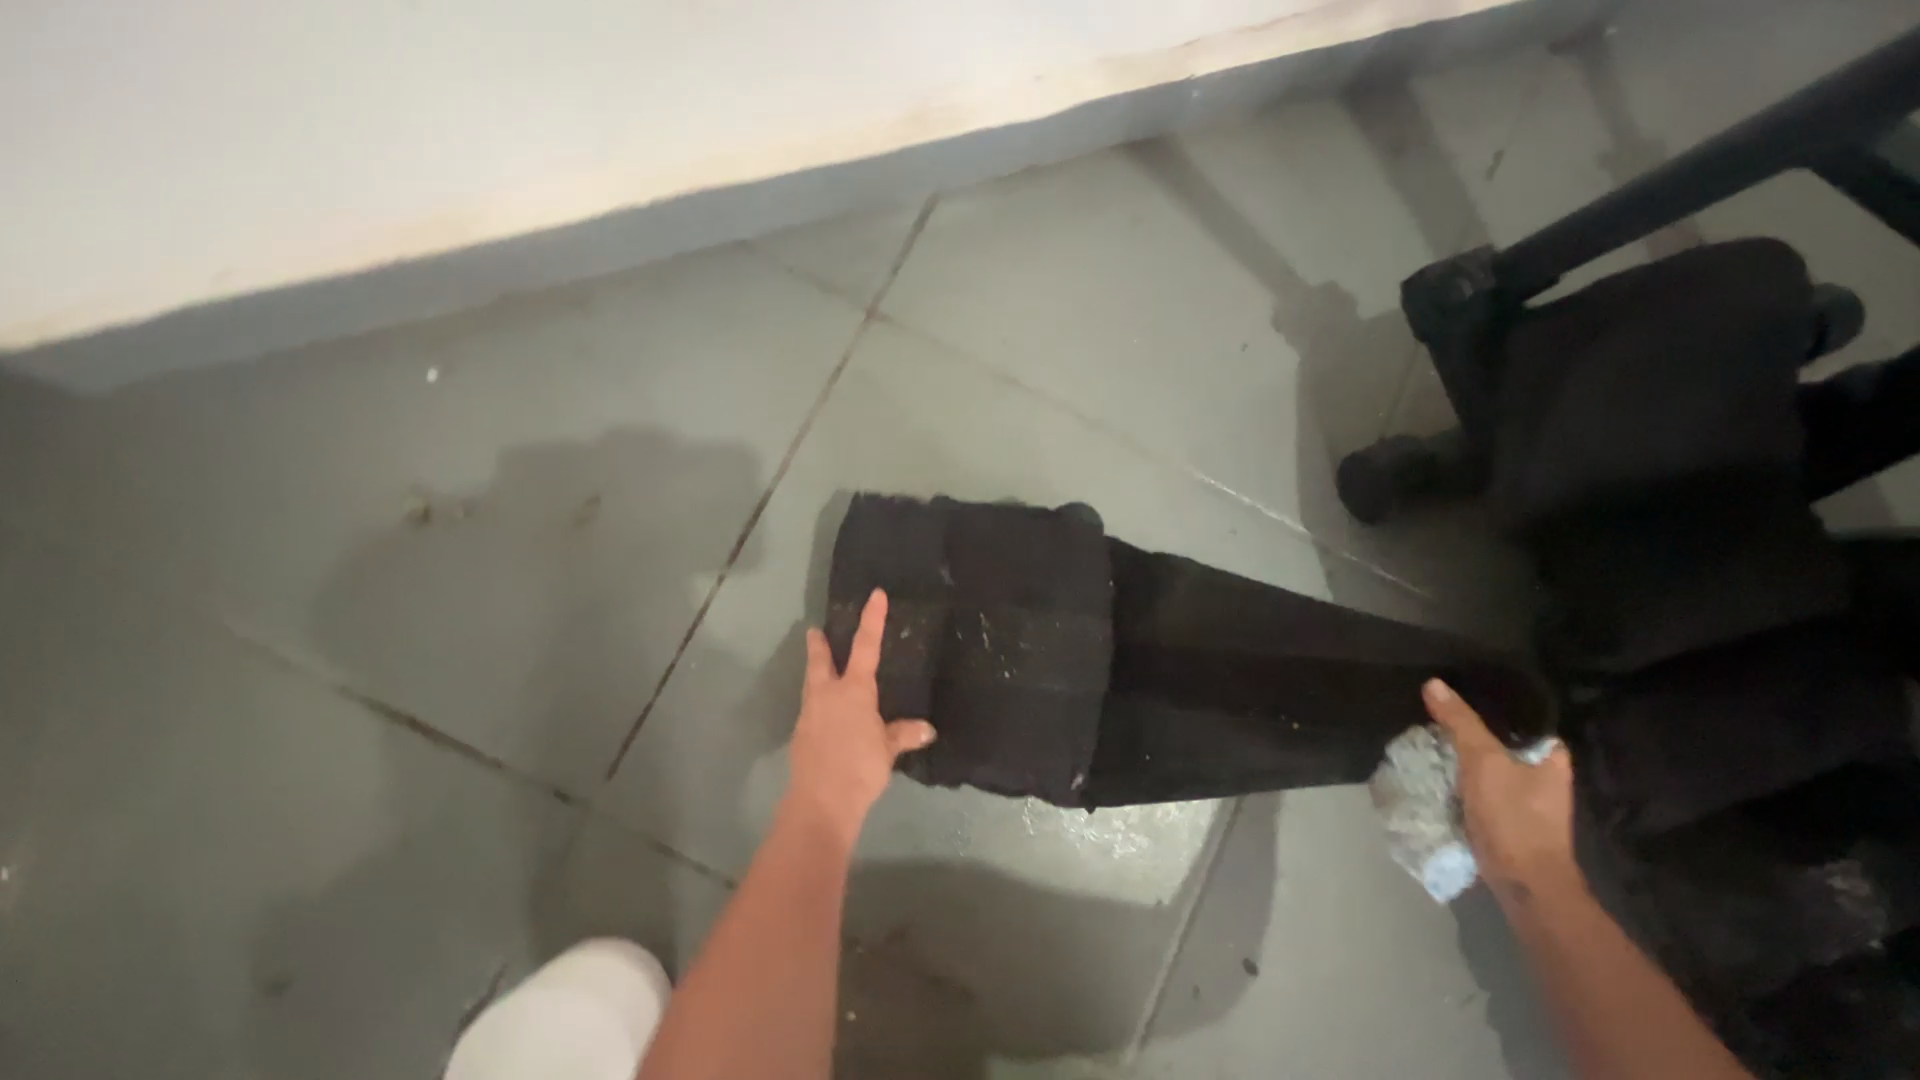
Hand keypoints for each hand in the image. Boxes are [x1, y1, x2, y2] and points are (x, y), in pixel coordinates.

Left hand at [785, 589, 936, 844]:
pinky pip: (811, 712)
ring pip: (812, 685)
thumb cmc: (860, 768)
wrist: (821, 802)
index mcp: (854, 690)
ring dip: (815, 674)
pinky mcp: (801, 737)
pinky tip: (826, 717)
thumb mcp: (888, 750)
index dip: (872, 620)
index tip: (875, 596)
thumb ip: (903, 735)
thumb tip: (926, 729)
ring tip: (820, 671)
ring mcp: (810, 715)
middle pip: (820, 662)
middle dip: (818, 645)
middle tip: (814, 630)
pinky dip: (818, 706)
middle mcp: (827, 695)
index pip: (865, 646)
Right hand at [1423, 678, 1579, 904]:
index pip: (1519, 715)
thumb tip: (1433, 683)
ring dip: (1462, 754)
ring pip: (1488, 763)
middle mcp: (1544, 772)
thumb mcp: (1483, 761)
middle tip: (1436, 709)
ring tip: (1430, 733)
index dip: (1489, 701)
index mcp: (1552, 755)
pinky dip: (1460, 778)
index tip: (1457, 690)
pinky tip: (1437, 768)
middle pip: (1500, 739)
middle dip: (1470, 728)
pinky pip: (1479, 785)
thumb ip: (1460, 722)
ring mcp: (1526, 797)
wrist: (1524, 881)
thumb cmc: (1515, 816)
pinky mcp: (1507, 816)